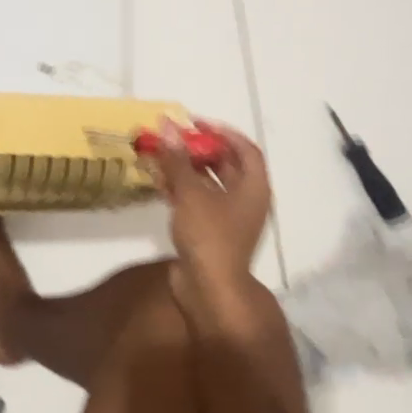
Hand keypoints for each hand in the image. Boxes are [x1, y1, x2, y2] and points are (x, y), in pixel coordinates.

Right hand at [150, 118, 270, 282]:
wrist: (210, 288)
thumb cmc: (209, 236)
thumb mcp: (191, 192)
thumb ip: (177, 158)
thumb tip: (166, 125)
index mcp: (254, 188)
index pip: (245, 149)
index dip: (222, 132)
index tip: (194, 123)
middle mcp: (245, 200)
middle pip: (226, 164)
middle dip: (199, 148)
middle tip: (172, 137)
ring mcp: (227, 217)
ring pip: (207, 183)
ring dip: (185, 167)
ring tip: (159, 154)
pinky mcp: (208, 231)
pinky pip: (195, 200)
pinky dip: (179, 187)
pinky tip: (157, 179)